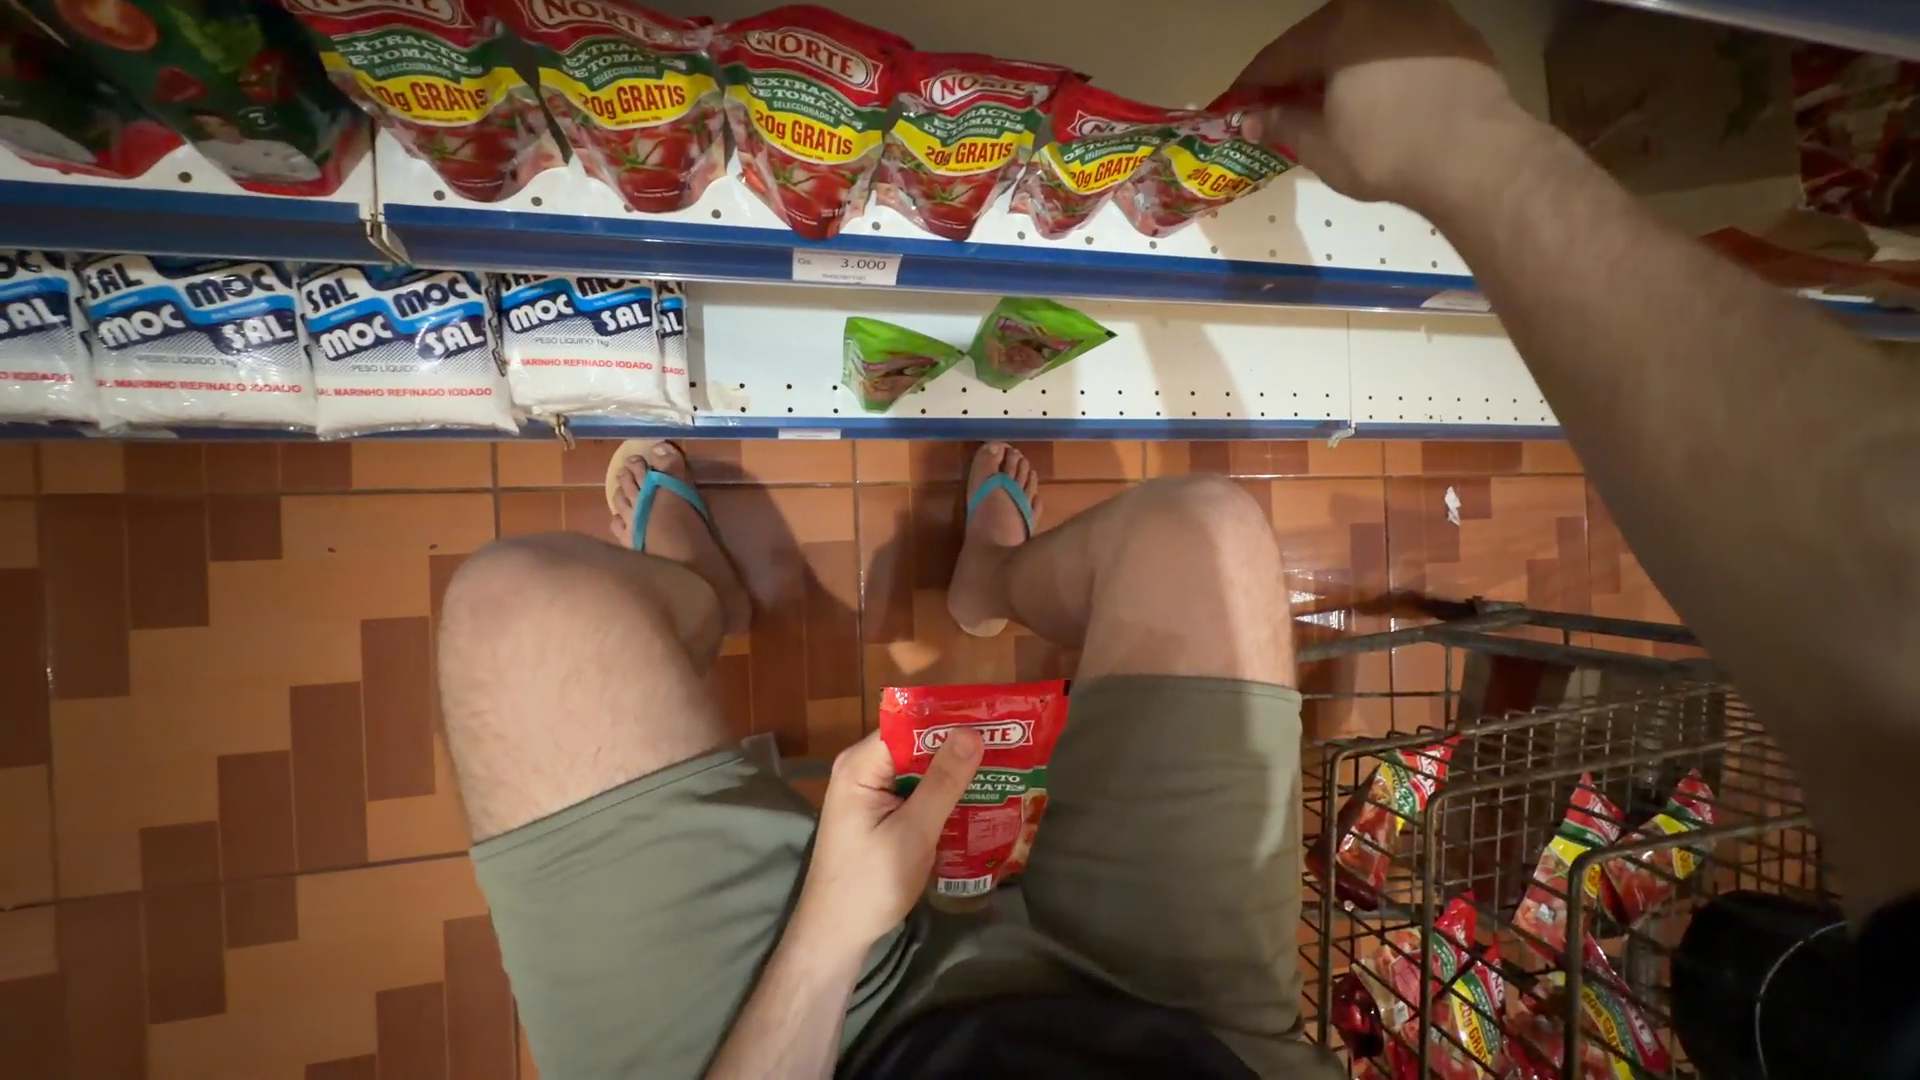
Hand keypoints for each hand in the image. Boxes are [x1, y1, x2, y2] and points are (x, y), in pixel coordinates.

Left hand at [792, 728, 983, 953]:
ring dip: (953, 771)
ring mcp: (869, 792)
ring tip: (1002, 766)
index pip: (909, 725)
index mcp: (860, 765)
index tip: (991, 719)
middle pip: (915, 743)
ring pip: (918, 768)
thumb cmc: (870, 883)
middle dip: (957, 745)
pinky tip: (975, 799)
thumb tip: (971, 732)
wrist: (835, 937)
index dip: (949, 719)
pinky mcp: (879, 813)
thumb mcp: (913, 831)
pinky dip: (941, 793)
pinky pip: (914, 790)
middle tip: (1007, 744)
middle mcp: (861, 769)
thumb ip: (942, 781)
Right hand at [1235, 0, 1532, 208]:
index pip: (1277, 56)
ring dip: (1333, 70)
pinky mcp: (1451, 29)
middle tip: (1274, 111)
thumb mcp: (1318, 144)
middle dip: (1293, 76)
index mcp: (1340, 22)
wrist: (1471, 153)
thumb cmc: (1383, 150)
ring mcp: (1422, 10)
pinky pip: (1392, 45)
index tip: (1233, 110)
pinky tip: (1364, 99)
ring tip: (1318, 108)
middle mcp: (1381, 2)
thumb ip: (1281, 124)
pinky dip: (1369, 68)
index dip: (1250, 88)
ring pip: (1358, 40)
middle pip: (1318, 39)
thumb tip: (1251, 120)